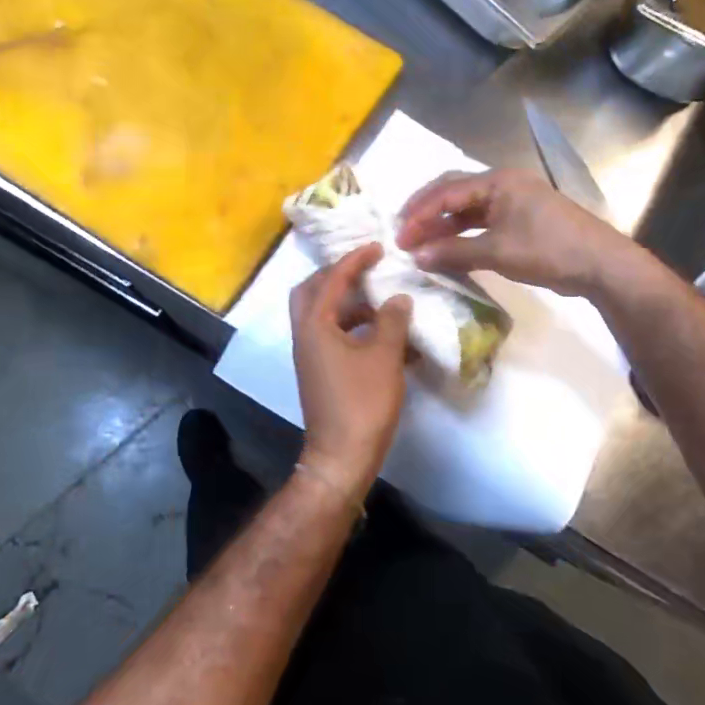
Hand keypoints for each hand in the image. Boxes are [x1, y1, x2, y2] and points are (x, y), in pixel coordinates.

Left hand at [290, 243, 412, 498]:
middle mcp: (305, 336)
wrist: (342, 456)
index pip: (332, 280)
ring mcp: (310, 356)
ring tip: (382, 303)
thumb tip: (399, 298)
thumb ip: (392, 321)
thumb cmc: (362, 402)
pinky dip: (355, 330)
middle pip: (311, 292)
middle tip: (364, 269)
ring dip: (349, 304)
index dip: (355, 260)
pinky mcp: (320, 373)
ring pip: (322, 316)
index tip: (378, 247)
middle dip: (336, 276)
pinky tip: (385, 338)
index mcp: (315, 326)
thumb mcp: (384, 357)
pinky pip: (333, 338)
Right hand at [394, 168, 640, 297]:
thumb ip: (455, 252)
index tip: (400, 236)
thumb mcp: (498, 252)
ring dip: (444, 224)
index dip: (419, 213)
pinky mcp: (521, 219)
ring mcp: (514, 201)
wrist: (601, 265)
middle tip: (404, 234)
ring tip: (421, 243)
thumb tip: (418, 257)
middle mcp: (504, 184)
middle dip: (427, 212)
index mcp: (498, 181)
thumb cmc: (549, 250)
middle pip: (454, 192)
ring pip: (468, 208)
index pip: (447, 191)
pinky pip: (482, 221)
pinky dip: (463, 233)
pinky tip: (448, 248)